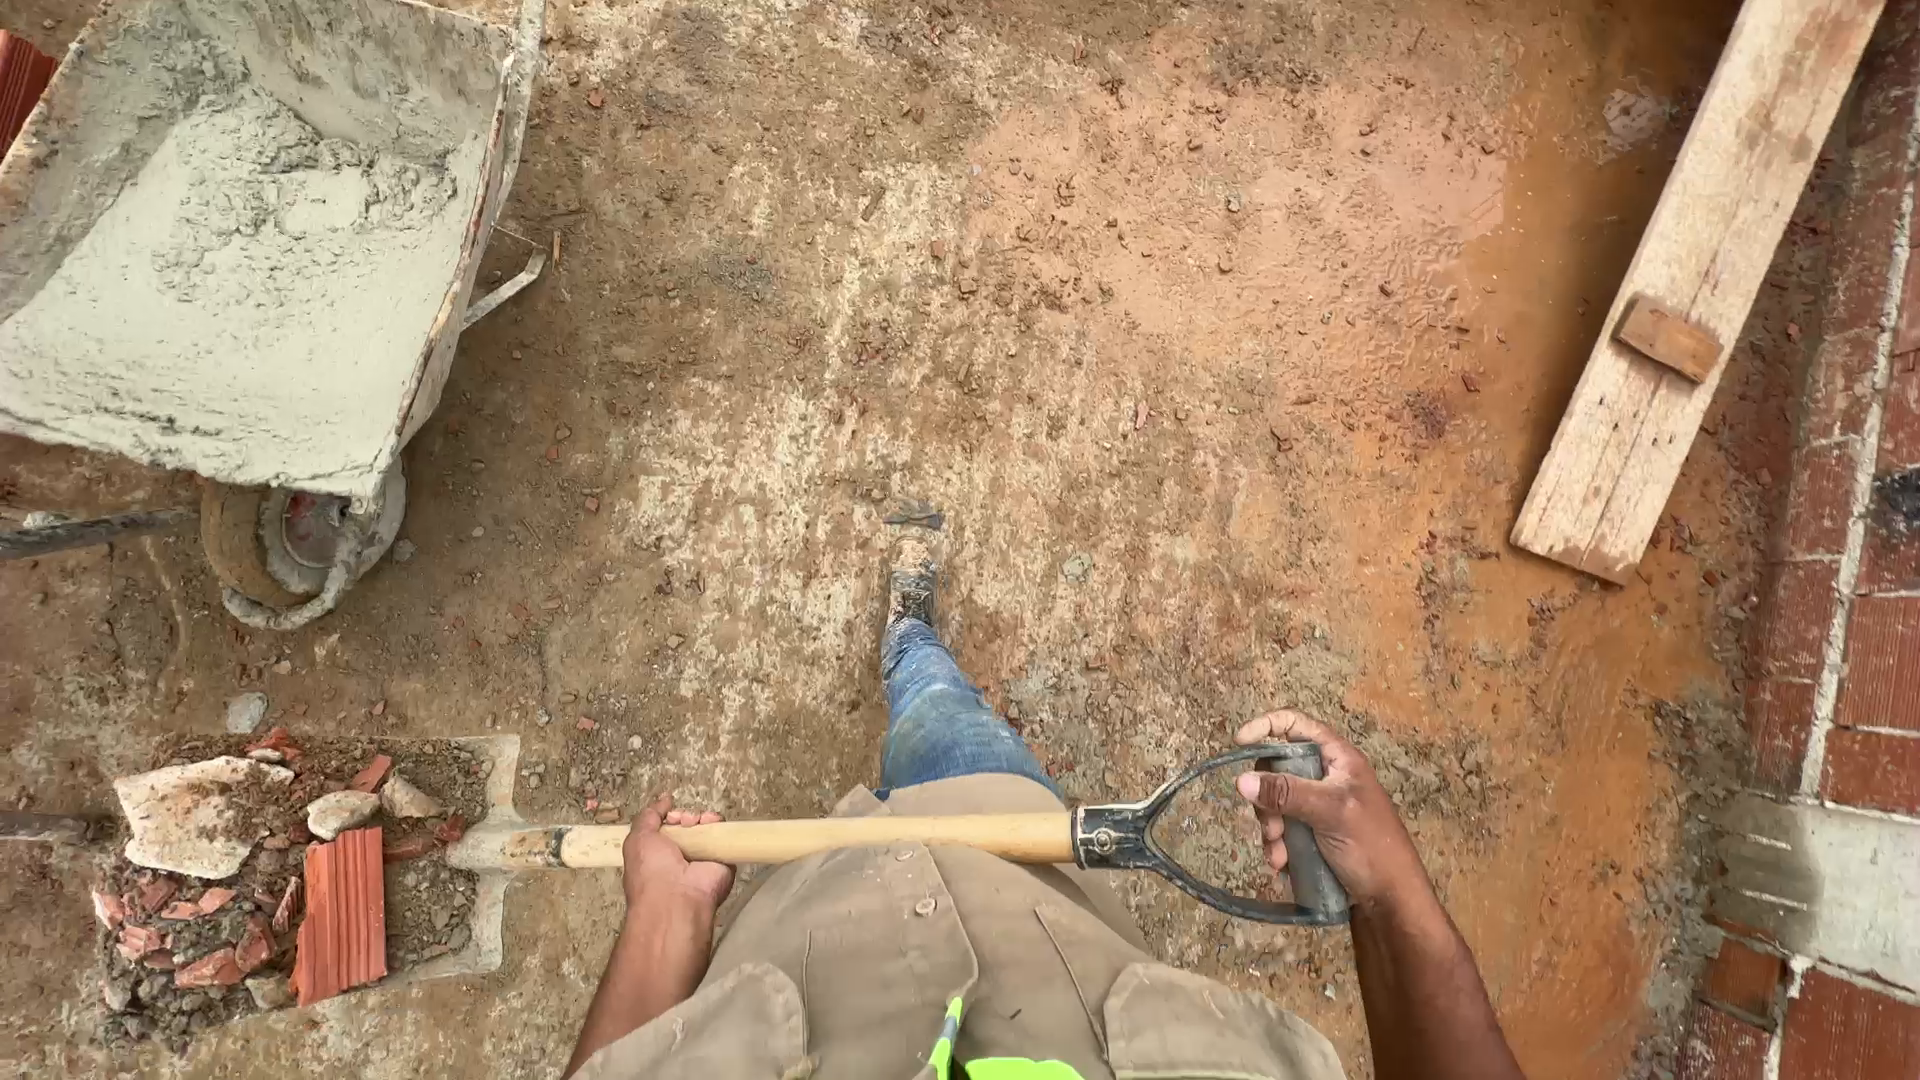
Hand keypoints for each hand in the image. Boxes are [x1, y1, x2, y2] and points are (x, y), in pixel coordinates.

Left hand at [623, 795, 734, 914]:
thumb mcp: (637, 839)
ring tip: (697, 822)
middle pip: (691, 825)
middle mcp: (682, 856)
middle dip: (687, 816)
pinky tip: (712, 823)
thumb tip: (665, 799)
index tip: (670, 816)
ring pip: (708, 827)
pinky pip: (724, 836)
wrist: (676, 898)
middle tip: (685, 821)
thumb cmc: (650, 870)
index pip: (670, 827)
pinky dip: (719, 825)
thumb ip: (648, 816)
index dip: (670, 816)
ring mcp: (704, 858)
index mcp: (660, 855)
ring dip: (703, 818)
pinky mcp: (724, 860)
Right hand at [1233, 710, 1434, 914]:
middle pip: (1277, 766)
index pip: (1296, 724)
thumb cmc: (1372, 847)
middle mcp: (1325, 777)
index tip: (1239, 742)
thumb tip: (1240, 780)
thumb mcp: (1330, 812)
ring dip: (1270, 826)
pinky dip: (1276, 843)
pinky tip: (1282, 863)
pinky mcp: (1311, 831)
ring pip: (1274, 800)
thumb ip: (1286, 792)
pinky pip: (1280, 826)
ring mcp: (1317, 805)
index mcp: (1338, 759)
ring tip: (1279, 852)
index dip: (1266, 726)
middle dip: (1267, 796)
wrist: (1393, 904)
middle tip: (1270, 821)